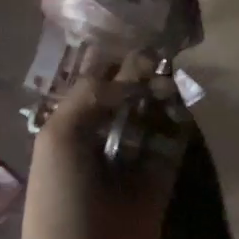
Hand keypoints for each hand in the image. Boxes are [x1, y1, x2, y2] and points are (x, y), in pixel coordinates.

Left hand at [23, 68, 179, 238]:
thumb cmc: (59, 198)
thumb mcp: (56, 139)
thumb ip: (88, 95)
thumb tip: (128, 77)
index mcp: (72, 125)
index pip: (96, 81)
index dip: (115, 61)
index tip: (136, 41)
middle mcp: (102, 136)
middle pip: (128, 93)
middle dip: (143, 74)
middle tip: (158, 62)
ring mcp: (133, 158)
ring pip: (153, 113)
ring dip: (163, 93)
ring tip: (169, 82)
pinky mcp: (161, 179)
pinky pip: (173, 143)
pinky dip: (180, 121)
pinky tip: (182, 105)